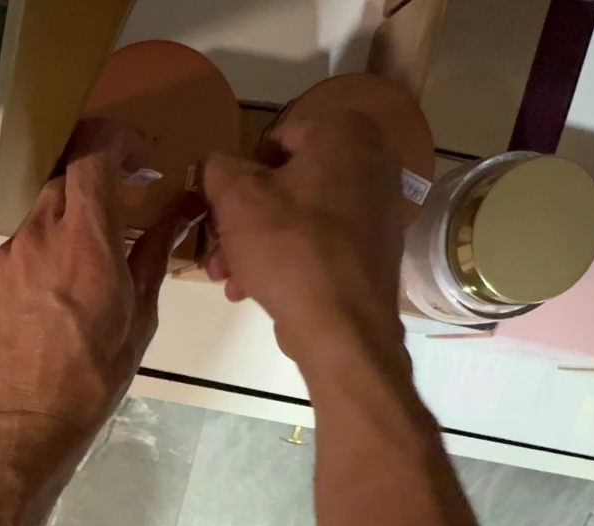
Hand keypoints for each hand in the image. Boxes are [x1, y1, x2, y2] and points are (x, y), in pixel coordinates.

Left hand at [0, 121, 196, 460]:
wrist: (36, 414)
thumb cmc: (98, 372)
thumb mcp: (140, 314)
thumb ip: (155, 252)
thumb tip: (181, 210)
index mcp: (88, 241)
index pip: (93, 154)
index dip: (114, 141)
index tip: (134, 156)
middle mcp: (43, 234)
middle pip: (68, 178)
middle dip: (96, 183)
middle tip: (120, 207)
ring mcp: (13, 252)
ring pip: (44, 209)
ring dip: (70, 217)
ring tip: (88, 256)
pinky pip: (25, 239)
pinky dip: (47, 244)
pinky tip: (60, 281)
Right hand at [202, 114, 405, 380]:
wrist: (341, 323)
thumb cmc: (288, 249)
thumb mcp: (236, 201)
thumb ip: (219, 170)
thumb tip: (217, 163)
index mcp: (342, 134)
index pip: (277, 139)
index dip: (241, 175)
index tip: (221, 208)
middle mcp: (370, 161)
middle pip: (286, 186)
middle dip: (244, 222)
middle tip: (219, 254)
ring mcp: (376, 209)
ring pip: (298, 220)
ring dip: (257, 247)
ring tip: (231, 280)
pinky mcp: (372, 251)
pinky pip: (319, 246)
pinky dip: (287, 262)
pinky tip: (257, 291)